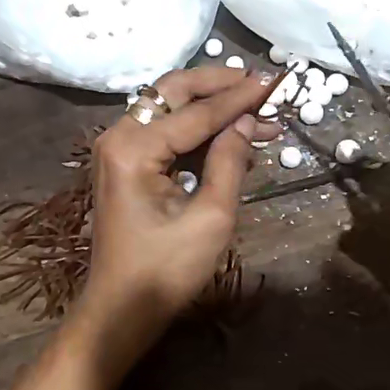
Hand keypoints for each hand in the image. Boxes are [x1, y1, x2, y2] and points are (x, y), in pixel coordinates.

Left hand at [79, 65, 282, 359]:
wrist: (121, 308)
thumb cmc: (166, 271)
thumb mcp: (211, 218)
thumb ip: (229, 162)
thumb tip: (246, 121)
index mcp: (133, 149)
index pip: (195, 112)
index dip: (238, 97)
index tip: (274, 81)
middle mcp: (117, 137)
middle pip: (172, 92)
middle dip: (218, 85)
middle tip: (260, 83)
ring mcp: (116, 149)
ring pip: (167, 108)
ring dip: (209, 106)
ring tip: (256, 112)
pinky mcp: (122, 163)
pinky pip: (161, 131)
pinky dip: (195, 128)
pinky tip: (229, 135)